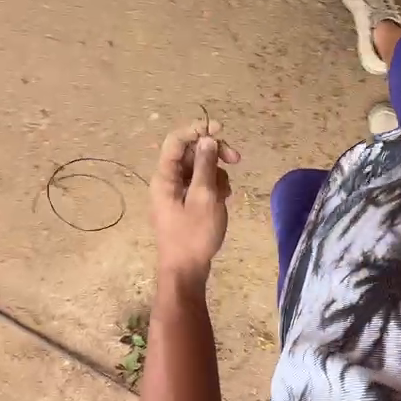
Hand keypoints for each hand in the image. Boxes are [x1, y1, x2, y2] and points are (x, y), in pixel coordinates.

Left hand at [149, 120, 240, 290]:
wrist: (185, 270)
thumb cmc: (194, 234)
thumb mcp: (205, 197)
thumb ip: (206, 166)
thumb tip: (207, 139)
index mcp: (165, 177)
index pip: (176, 140)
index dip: (198, 129)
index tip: (221, 130)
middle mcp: (167, 180)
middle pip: (191, 152)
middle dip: (214, 152)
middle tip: (236, 159)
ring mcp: (176, 192)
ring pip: (199, 167)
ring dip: (217, 172)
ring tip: (226, 191)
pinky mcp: (185, 203)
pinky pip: (201, 183)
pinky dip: (214, 185)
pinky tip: (223, 198)